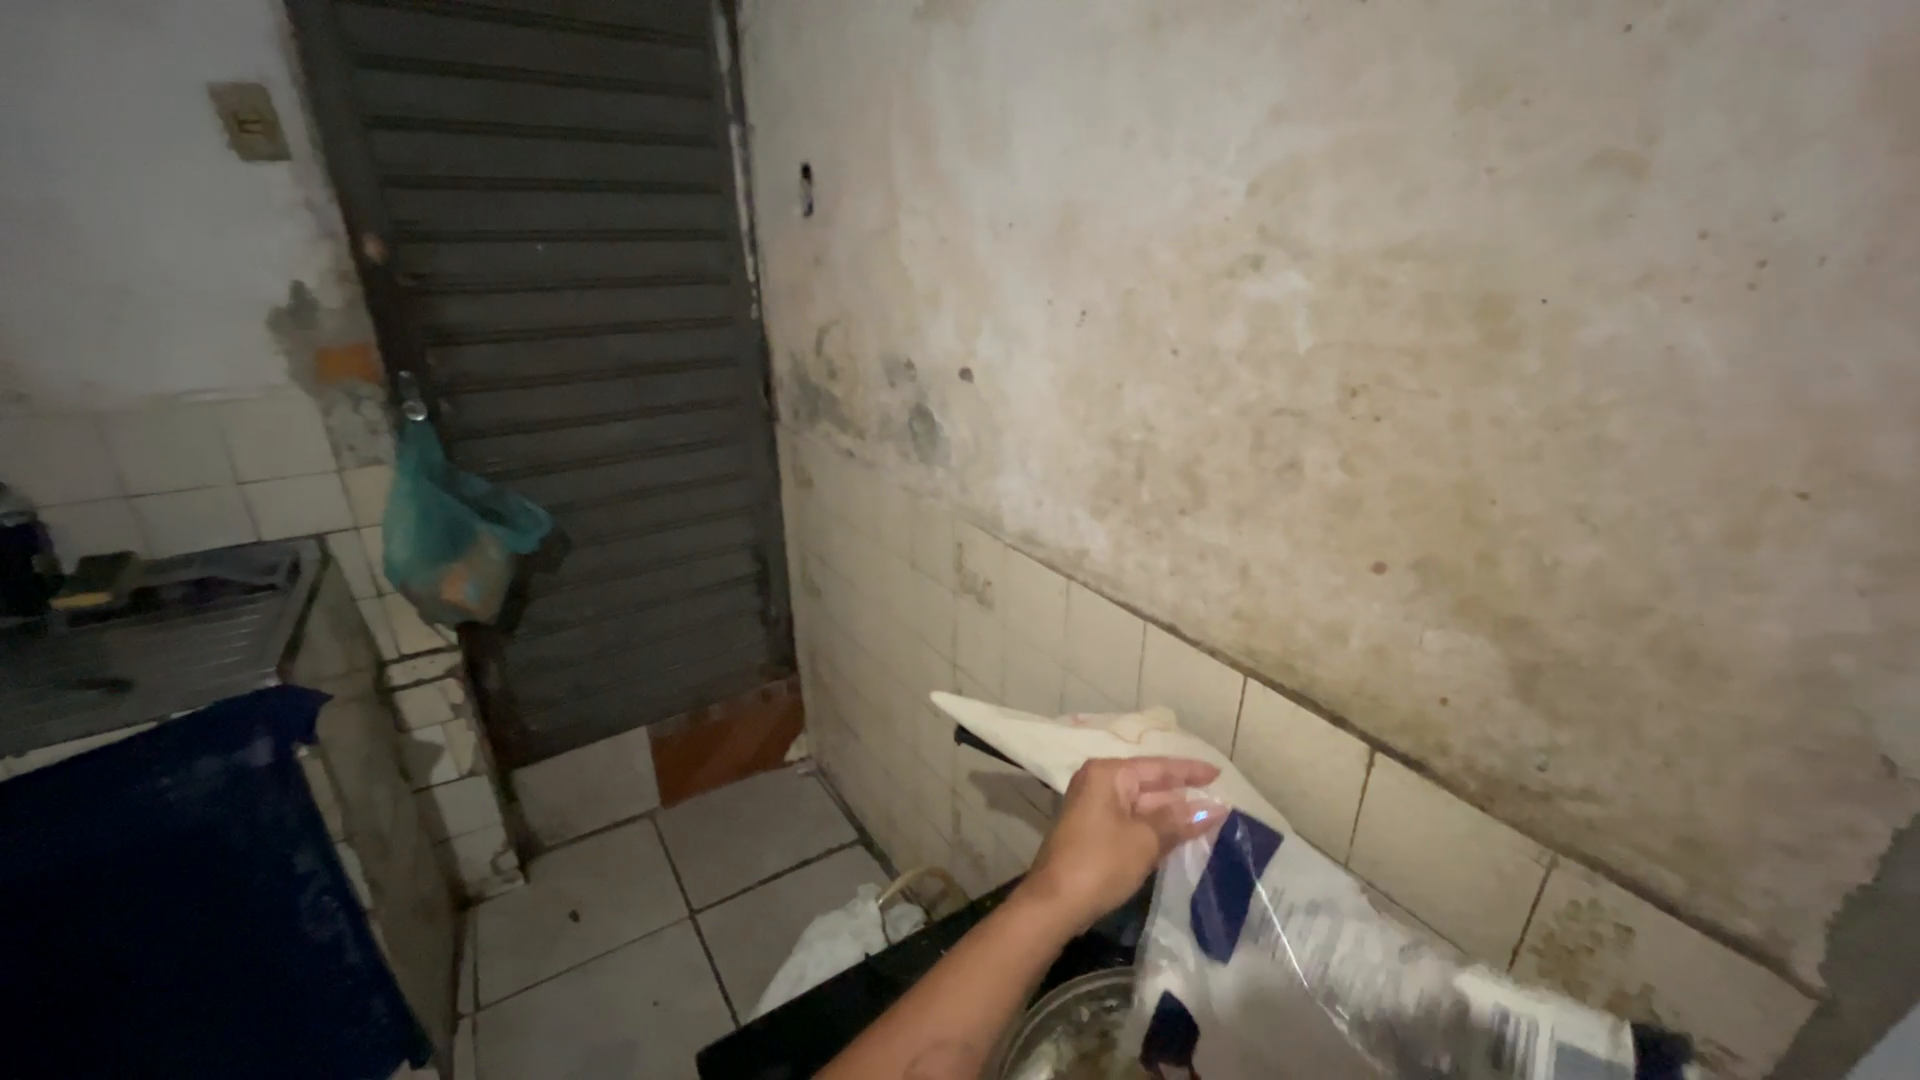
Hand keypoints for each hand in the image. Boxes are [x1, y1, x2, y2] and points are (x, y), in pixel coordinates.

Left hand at [1013, 757, 1220, 935]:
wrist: (1055, 902)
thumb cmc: (1101, 862)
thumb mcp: (1145, 839)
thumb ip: (1178, 820)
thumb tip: (1213, 808)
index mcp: (1108, 774)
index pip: (1158, 766)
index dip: (1190, 771)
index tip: (1219, 773)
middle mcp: (1099, 783)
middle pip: (1149, 784)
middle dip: (1182, 795)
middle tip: (1219, 800)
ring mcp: (1094, 807)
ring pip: (1142, 805)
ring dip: (1171, 814)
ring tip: (1209, 818)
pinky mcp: (1094, 831)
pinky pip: (1132, 821)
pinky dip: (1155, 828)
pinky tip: (1179, 835)